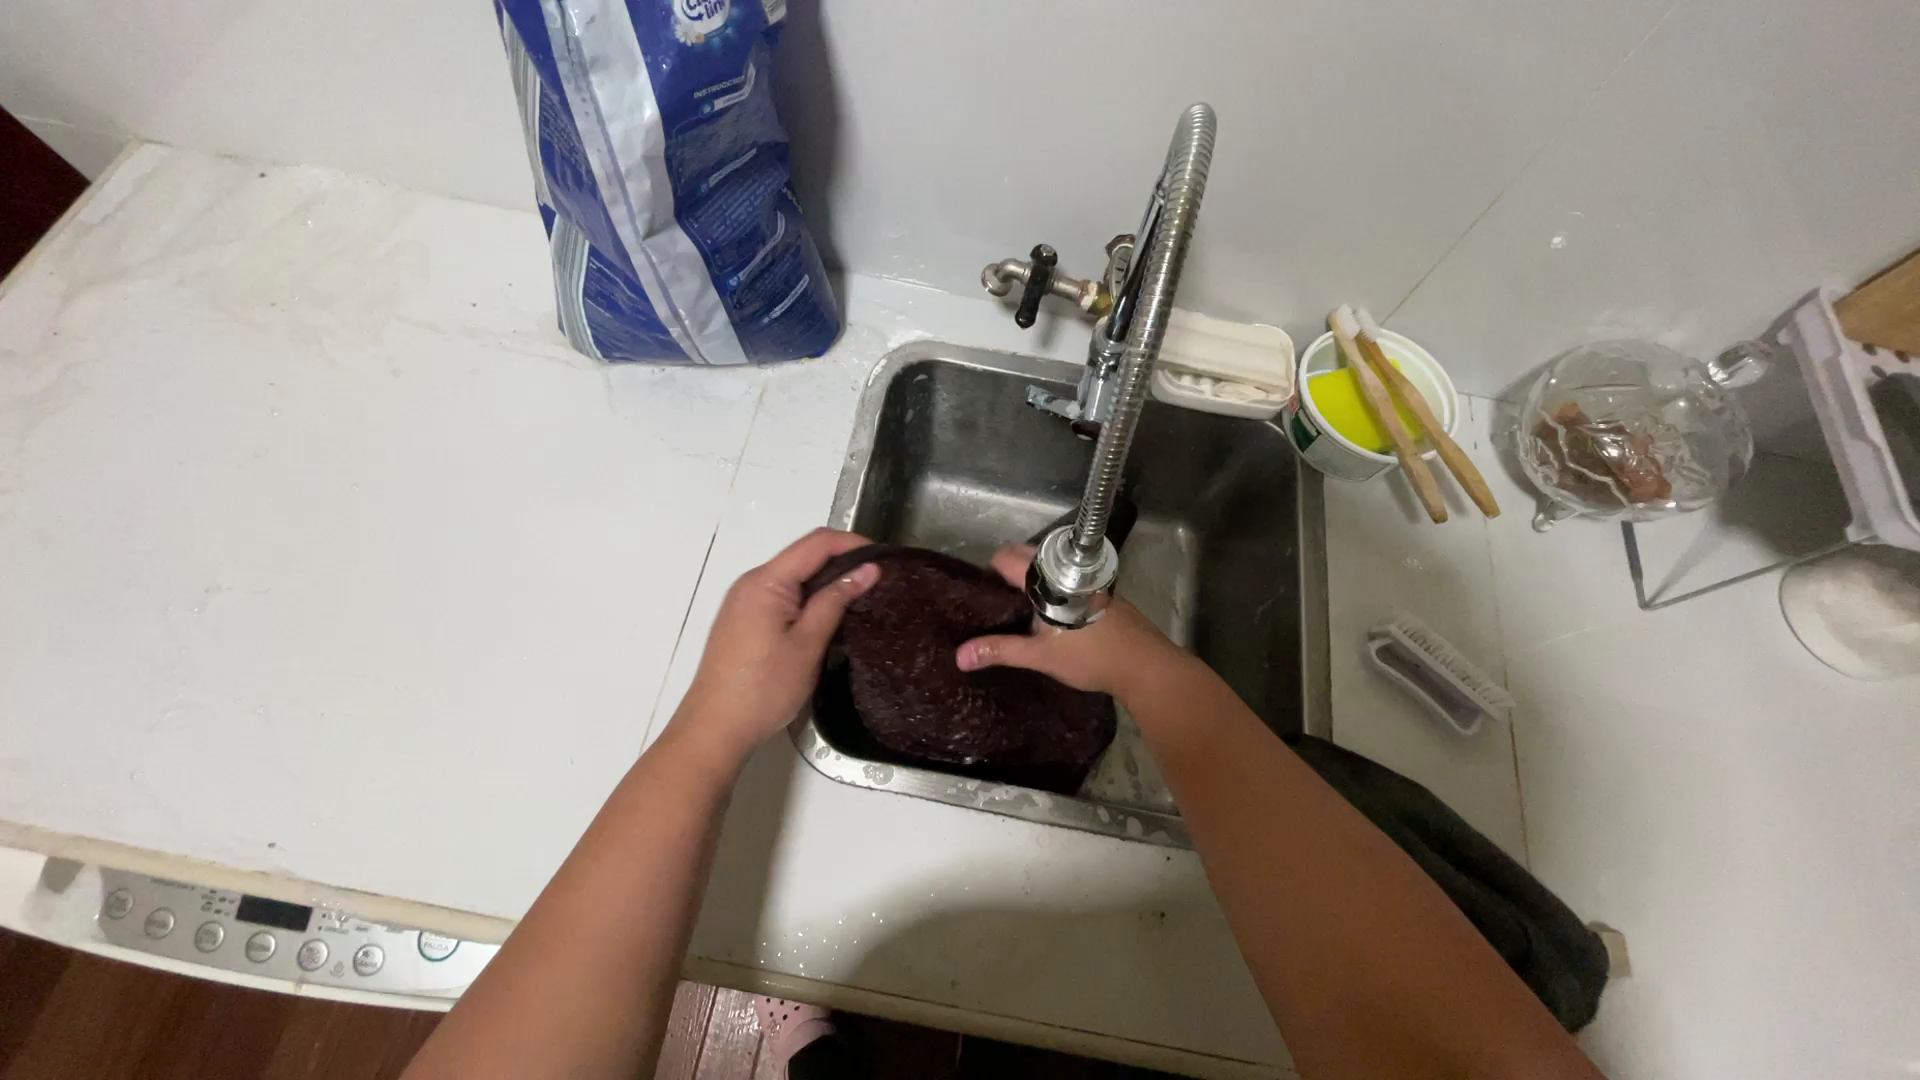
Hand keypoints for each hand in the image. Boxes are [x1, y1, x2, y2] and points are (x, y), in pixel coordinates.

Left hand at [669, 528, 878, 764]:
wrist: (715, 728)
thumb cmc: (764, 688)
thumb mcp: (807, 644)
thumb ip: (836, 601)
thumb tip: (867, 569)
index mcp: (766, 582)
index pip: (816, 543)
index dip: (853, 544)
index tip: (885, 560)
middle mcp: (752, 582)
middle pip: (803, 555)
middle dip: (842, 560)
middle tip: (878, 581)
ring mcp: (745, 601)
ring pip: (794, 575)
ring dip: (826, 580)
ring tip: (860, 598)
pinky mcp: (745, 619)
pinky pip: (783, 594)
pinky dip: (809, 596)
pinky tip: (829, 616)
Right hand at [954, 544, 1184, 697]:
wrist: (1145, 665)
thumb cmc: (1090, 657)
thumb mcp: (1040, 656)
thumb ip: (1000, 650)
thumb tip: (960, 656)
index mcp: (1048, 579)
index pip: (1007, 557)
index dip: (990, 570)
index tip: (982, 592)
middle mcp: (1066, 570)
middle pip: (1027, 554)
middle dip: (1010, 570)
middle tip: (998, 601)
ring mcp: (1087, 577)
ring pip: (1049, 564)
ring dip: (1033, 577)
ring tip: (1022, 608)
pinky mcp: (1101, 589)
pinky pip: (1067, 575)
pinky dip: (1053, 584)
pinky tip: (1052, 613)